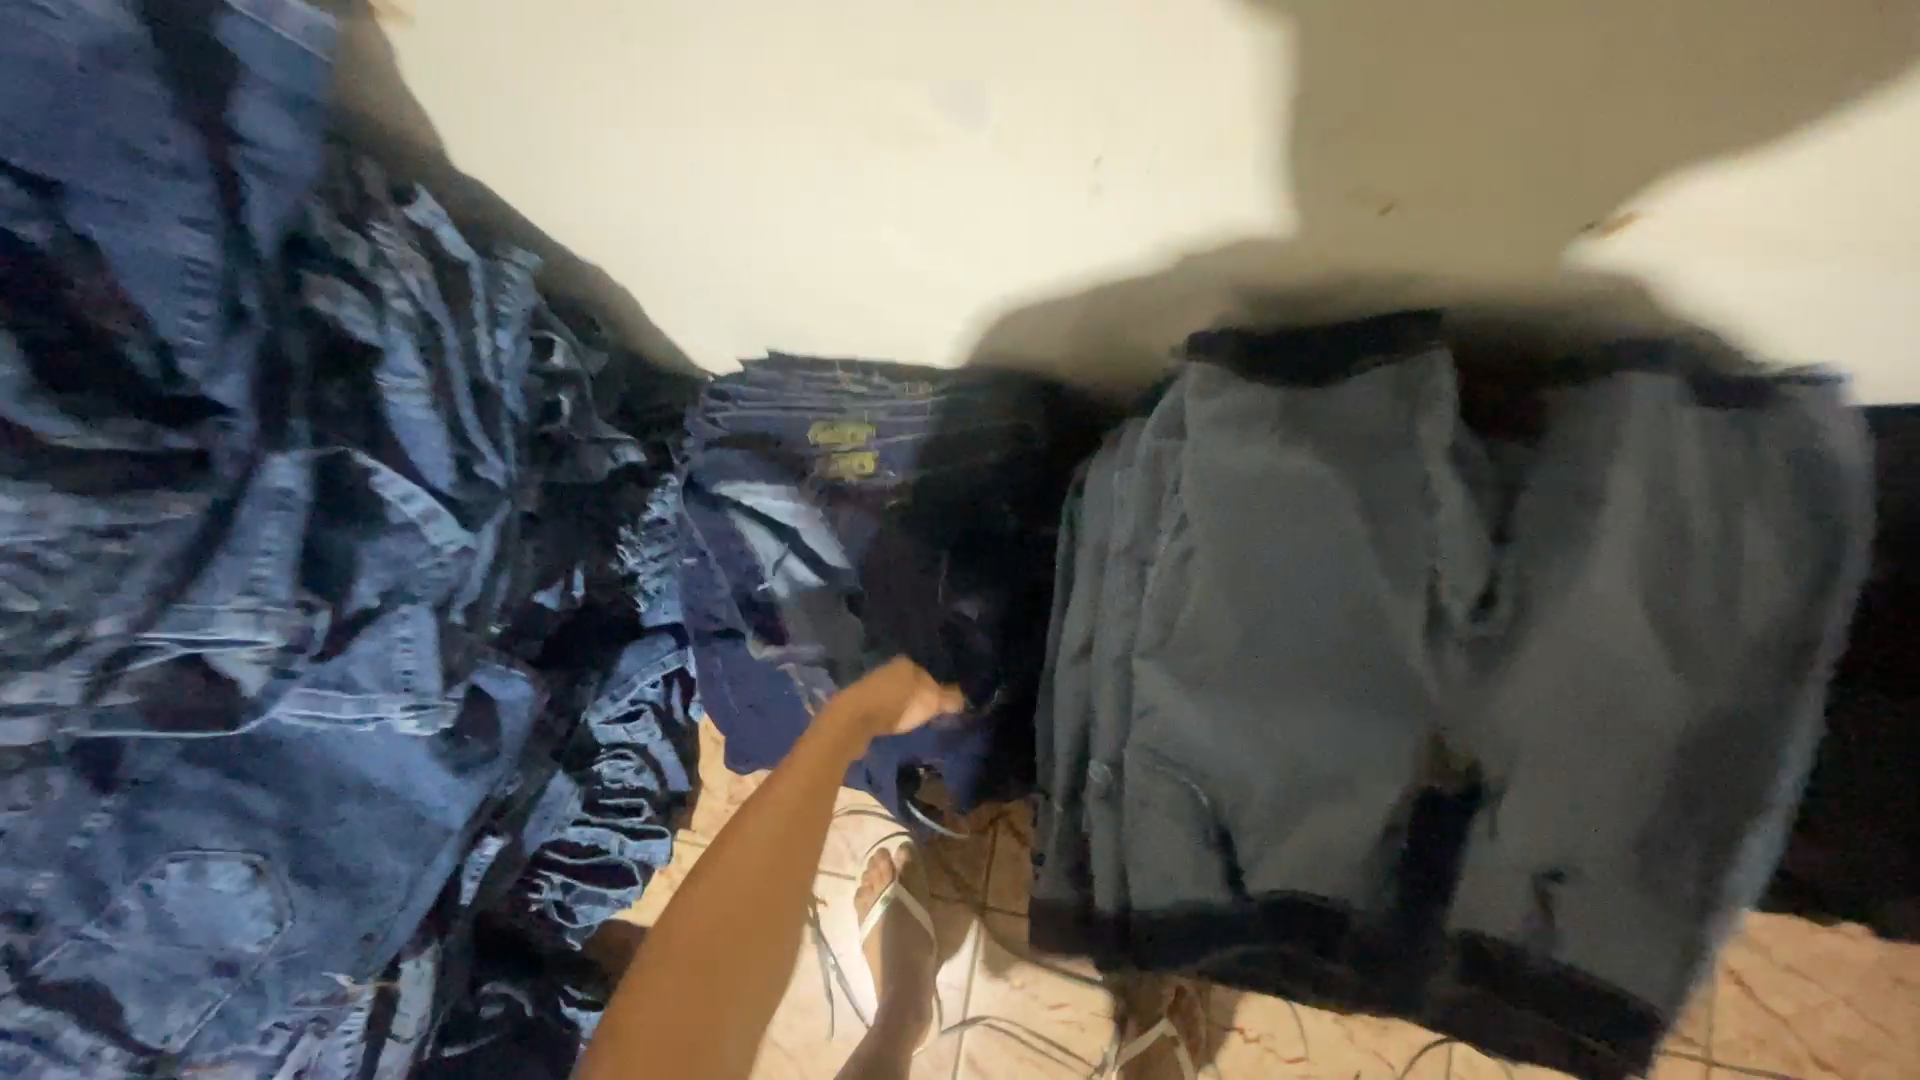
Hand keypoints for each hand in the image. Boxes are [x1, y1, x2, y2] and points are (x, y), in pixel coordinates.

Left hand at [834, 658, 964, 737]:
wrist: (853, 720)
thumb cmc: (897, 704)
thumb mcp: (931, 702)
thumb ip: (949, 698)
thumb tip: (963, 698)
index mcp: (907, 662)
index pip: (930, 670)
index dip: (940, 685)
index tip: (947, 701)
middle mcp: (889, 668)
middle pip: (912, 682)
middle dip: (922, 694)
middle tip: (935, 711)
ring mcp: (873, 684)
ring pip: (897, 693)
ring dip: (905, 704)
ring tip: (916, 719)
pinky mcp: (862, 702)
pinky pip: (884, 705)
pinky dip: (891, 712)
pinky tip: (895, 723)